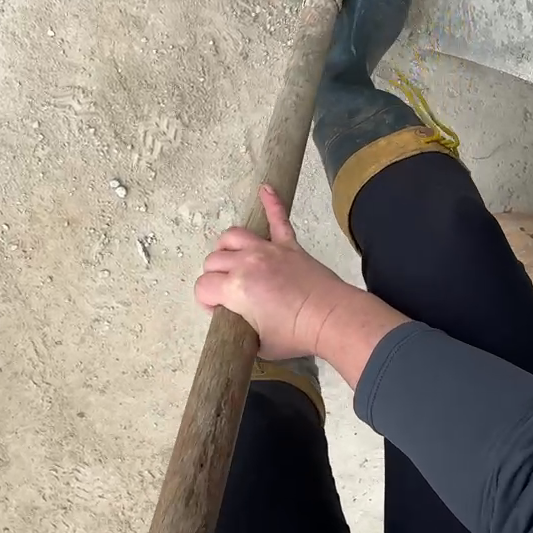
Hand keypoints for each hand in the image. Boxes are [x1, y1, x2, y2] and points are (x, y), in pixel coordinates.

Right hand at [194, 185, 404, 379]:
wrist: (331, 318)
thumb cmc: (295, 334)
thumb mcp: (256, 343)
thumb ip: (238, 328)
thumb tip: (236, 320)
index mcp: (234, 288)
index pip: (202, 287)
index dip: (206, 301)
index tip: (218, 310)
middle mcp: (246, 263)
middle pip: (214, 260)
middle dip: (214, 277)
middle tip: (228, 293)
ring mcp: (268, 250)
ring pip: (234, 236)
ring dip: (227, 247)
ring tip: (232, 260)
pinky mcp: (289, 246)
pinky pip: (278, 218)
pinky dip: (272, 202)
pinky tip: (265, 188)